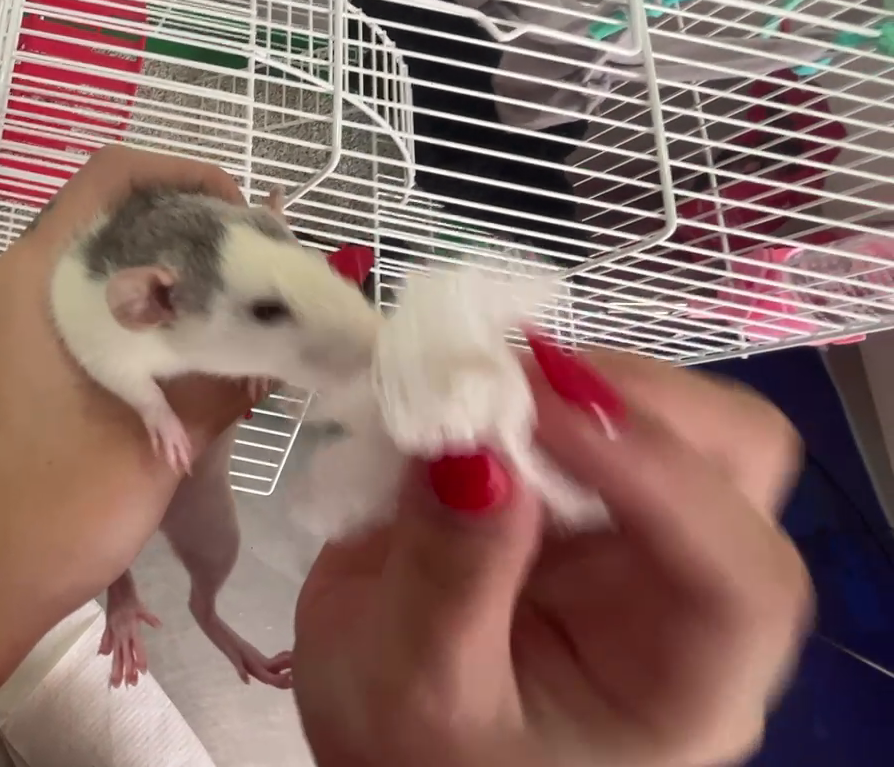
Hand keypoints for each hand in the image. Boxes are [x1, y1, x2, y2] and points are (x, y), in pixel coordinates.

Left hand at [0, 146, 254, 666]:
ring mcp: (4, 319)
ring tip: (227, 301)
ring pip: (91, 261)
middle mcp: (9, 282)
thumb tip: (282, 332)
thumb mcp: (159, 440)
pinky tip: (180, 341)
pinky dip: (130, 305)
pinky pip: (76, 302)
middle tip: (249, 265)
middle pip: (101, 214)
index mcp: (31, 278)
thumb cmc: (56, 509)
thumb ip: (222, 372)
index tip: (242, 215)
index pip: (106, 177)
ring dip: (158, 269)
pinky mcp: (10, 355)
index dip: (181, 175)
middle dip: (180, 225)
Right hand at [293, 347, 811, 766]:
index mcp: (674, 679)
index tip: (523, 405)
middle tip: (496, 374)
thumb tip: (469, 452)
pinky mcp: (545, 502)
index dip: (650, 471)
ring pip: (658, 422)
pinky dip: (506, 385)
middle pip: (731, 467)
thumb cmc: (401, 748)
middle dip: (622, 399)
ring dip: (563, 380)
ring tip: (459, 377)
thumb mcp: (416, 678)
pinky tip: (440, 392)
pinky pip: (557, 419)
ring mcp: (609, 539)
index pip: (732, 570)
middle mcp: (669, 593)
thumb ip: (448, 573)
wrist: (372, 741)